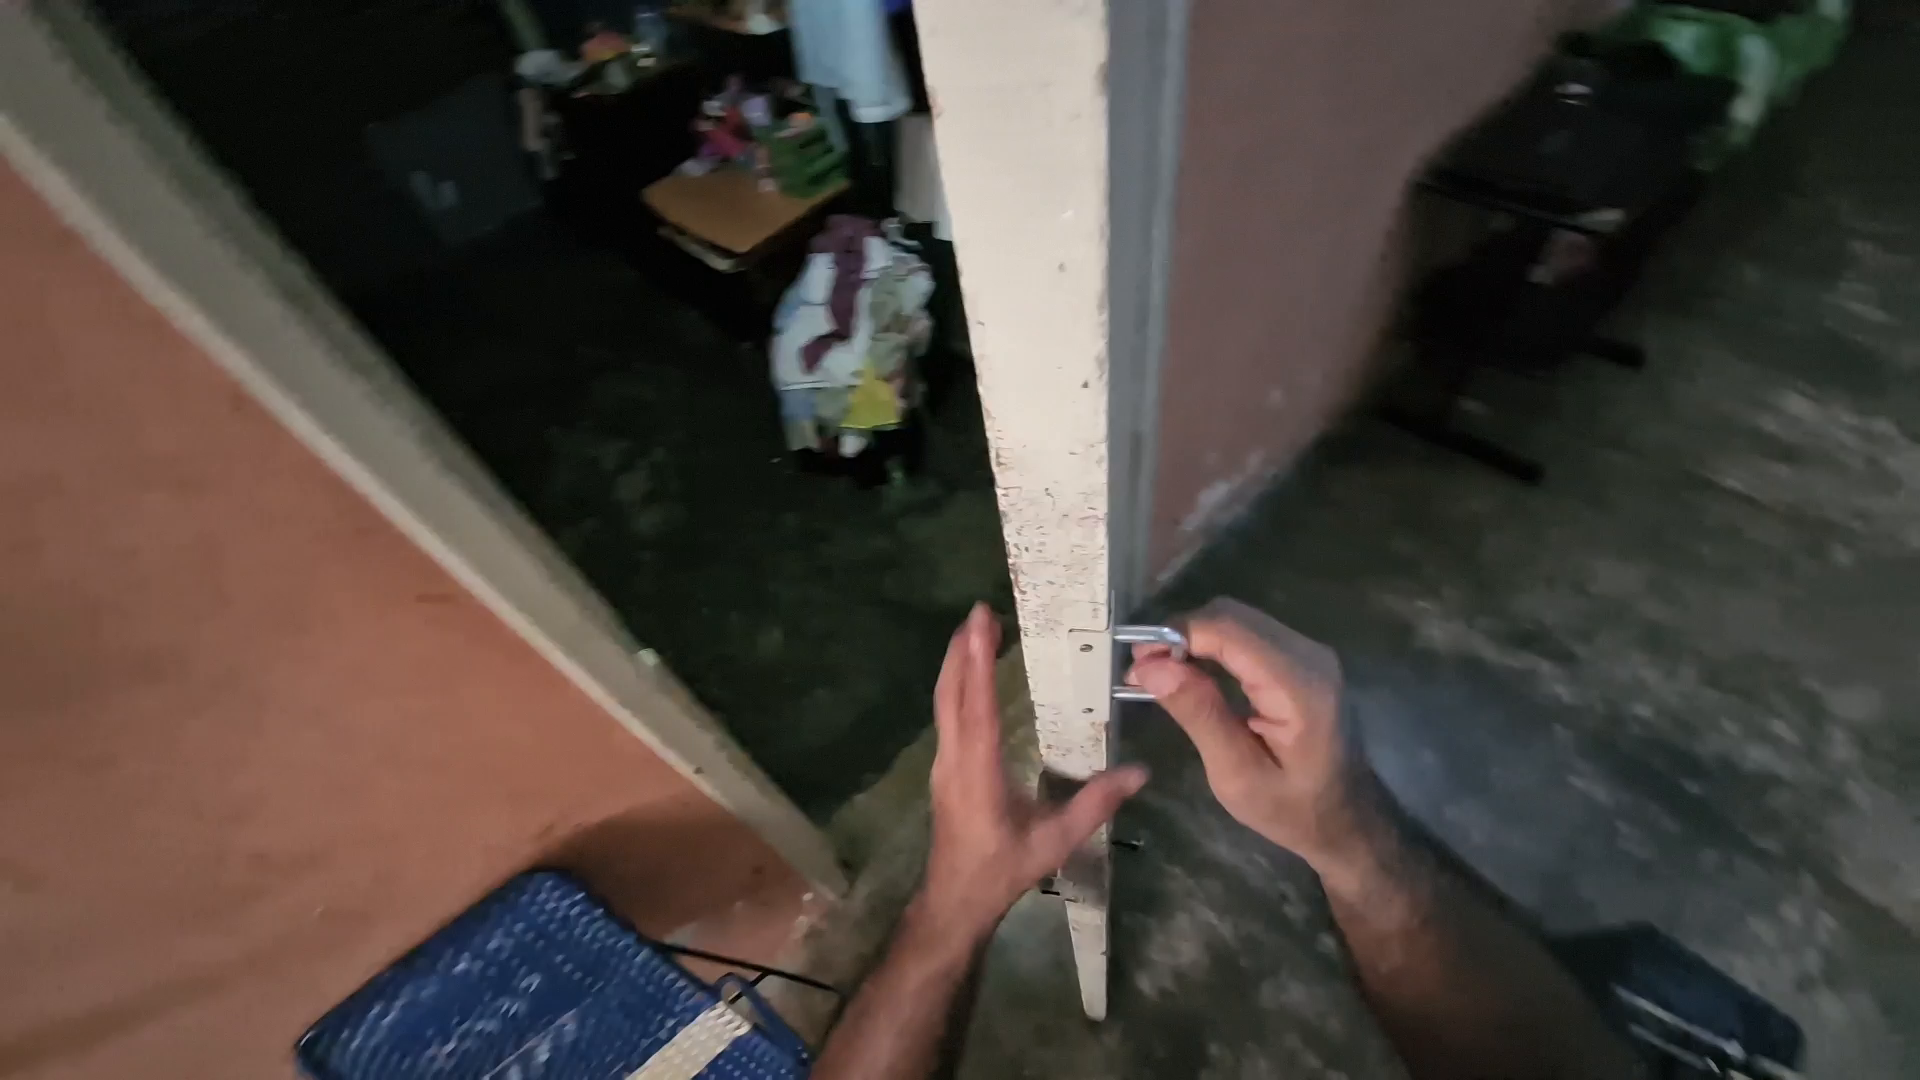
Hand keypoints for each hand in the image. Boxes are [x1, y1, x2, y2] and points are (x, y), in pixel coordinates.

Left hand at [917, 604, 1148, 945]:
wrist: (953, 898)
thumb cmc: (1002, 870)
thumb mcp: (1054, 842)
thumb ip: (1095, 805)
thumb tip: (1140, 772)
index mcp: (978, 771)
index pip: (977, 707)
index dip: (977, 663)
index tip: (979, 624)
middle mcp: (954, 757)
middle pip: (952, 693)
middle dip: (963, 648)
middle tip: (979, 611)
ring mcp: (942, 760)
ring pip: (944, 701)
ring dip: (956, 662)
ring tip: (973, 629)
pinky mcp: (943, 764)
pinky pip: (946, 713)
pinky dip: (956, 683)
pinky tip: (968, 672)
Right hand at [1126, 599, 1379, 874]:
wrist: (1348, 820)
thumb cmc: (1293, 809)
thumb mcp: (1237, 776)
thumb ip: (1199, 714)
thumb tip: (1151, 667)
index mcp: (1299, 686)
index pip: (1229, 629)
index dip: (1176, 634)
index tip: (1138, 663)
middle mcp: (1309, 655)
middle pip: (1230, 615)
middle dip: (1179, 634)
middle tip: (1144, 671)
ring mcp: (1308, 652)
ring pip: (1235, 618)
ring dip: (1191, 637)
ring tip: (1160, 672)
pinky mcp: (1300, 656)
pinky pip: (1245, 632)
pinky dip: (1209, 643)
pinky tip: (1189, 670)